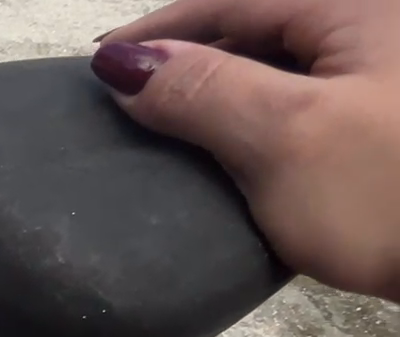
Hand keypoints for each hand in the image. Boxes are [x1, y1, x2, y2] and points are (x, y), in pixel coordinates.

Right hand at [93, 0, 399, 300]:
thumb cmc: (390, 191)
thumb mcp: (283, 135)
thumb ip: (202, 92)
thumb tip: (123, 63)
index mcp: (369, 11)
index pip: (239, 2)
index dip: (159, 29)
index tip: (94, 63)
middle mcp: (383, 32)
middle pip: (262, 28)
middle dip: (186, 55)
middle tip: (120, 96)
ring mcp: (384, 81)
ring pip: (279, 64)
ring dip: (213, 86)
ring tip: (157, 119)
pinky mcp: (382, 127)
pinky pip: (296, 101)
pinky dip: (245, 114)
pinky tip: (219, 144)